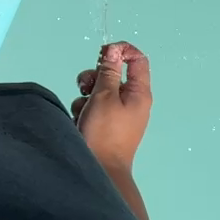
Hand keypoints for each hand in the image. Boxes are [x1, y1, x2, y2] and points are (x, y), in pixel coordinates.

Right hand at [73, 42, 151, 170]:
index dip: (120, 50)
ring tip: (81, 107)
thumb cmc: (105, 131)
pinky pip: (93, 104)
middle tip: (87, 86)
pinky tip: (79, 118)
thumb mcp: (104, 96)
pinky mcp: (105, 121)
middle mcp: (131, 99)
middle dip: (95, 75)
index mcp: (139, 92)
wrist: (101, 170)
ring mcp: (118, 111)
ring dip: (87, 92)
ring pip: (99, 87)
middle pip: (113, 72)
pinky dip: (84, 107)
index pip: (137, 59)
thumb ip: (108, 71)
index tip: (102, 54)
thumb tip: (113, 49)